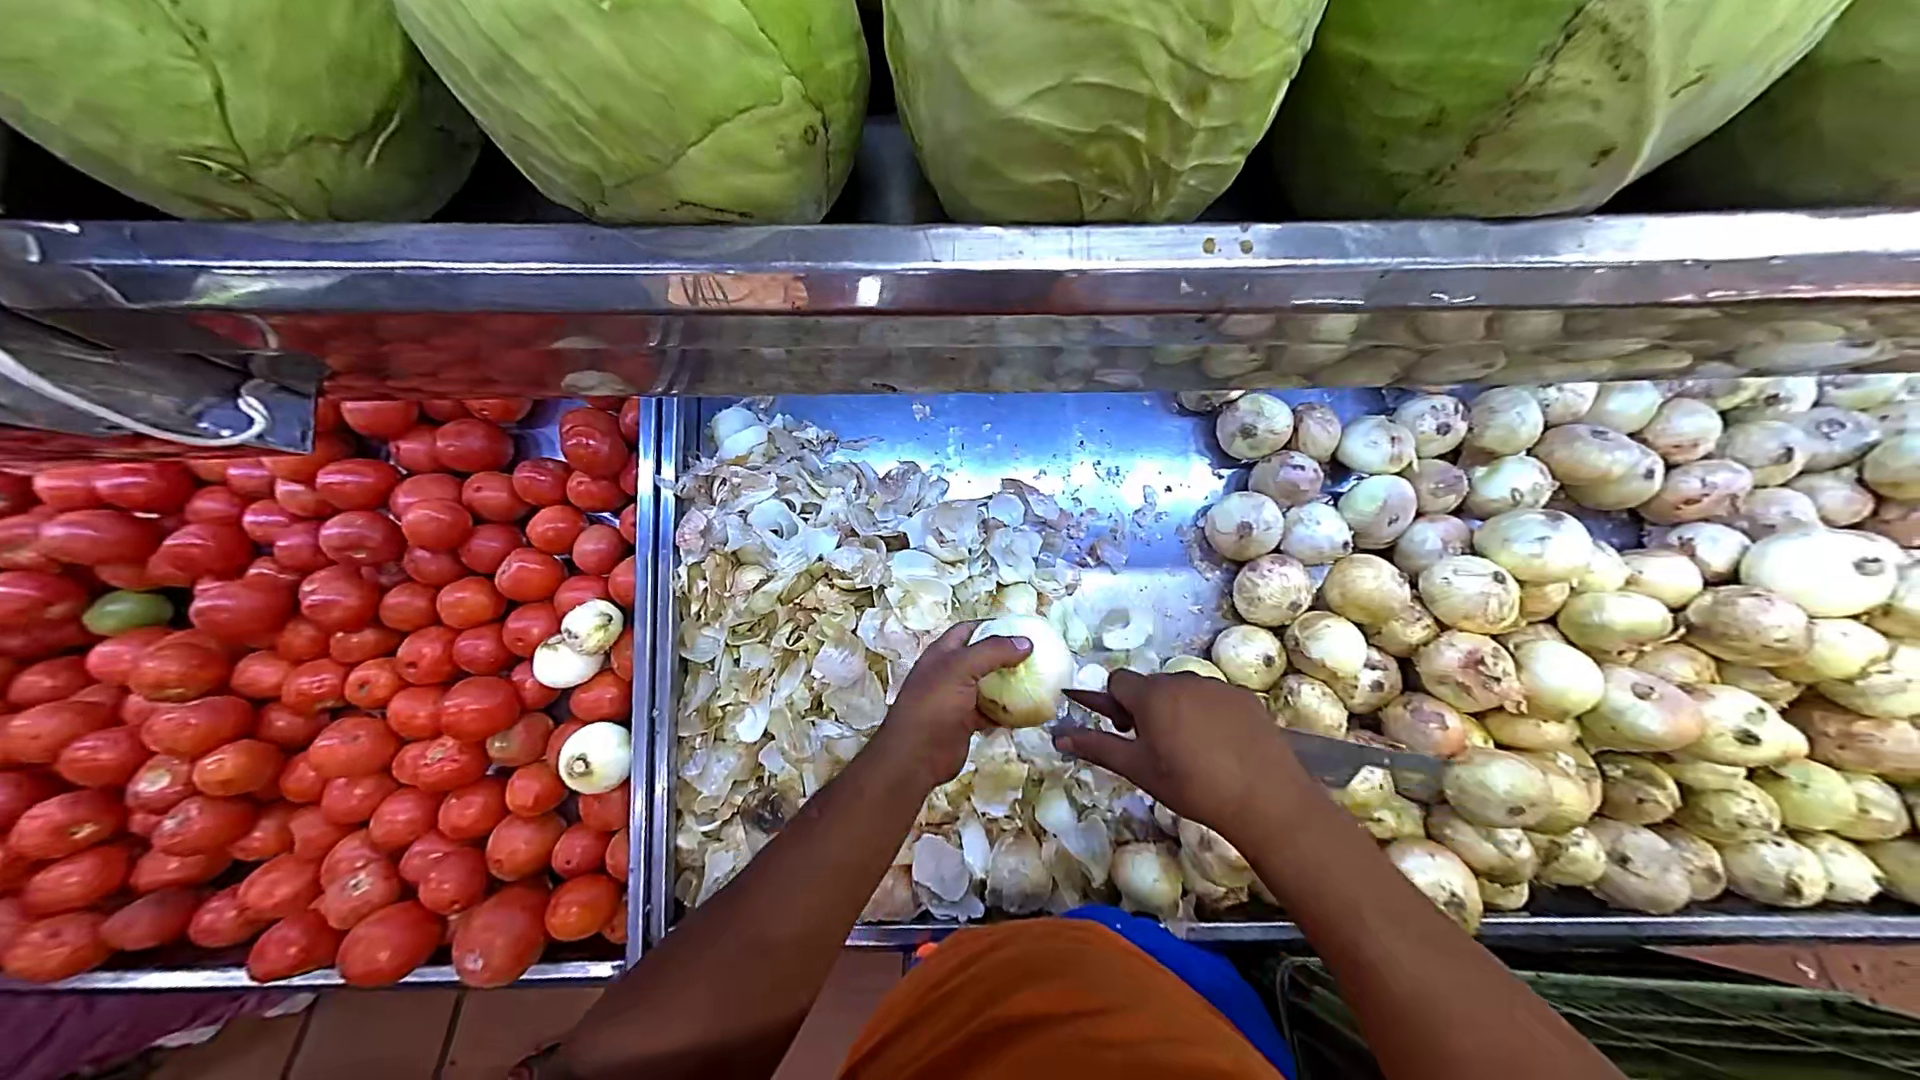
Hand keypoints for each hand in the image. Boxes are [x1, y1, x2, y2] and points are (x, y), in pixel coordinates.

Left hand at [867, 622, 1031, 793]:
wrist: (915, 756)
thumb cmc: (934, 704)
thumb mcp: (961, 668)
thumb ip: (992, 652)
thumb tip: (1026, 642)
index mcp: (942, 653)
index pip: (968, 630)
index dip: (992, 626)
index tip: (1020, 629)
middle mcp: (949, 673)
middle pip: (981, 658)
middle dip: (1005, 655)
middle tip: (1035, 656)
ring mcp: (957, 699)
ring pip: (988, 686)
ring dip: (1009, 684)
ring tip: (1038, 680)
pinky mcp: (966, 722)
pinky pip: (992, 712)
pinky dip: (1008, 711)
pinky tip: (1029, 710)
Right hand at [1060, 670, 1305, 841]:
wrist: (1265, 798)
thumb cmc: (1191, 786)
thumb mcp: (1138, 769)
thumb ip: (1097, 746)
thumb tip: (1058, 736)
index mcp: (1150, 695)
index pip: (1118, 681)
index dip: (1116, 705)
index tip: (1127, 732)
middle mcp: (1180, 679)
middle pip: (1150, 686)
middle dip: (1146, 708)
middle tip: (1157, 747)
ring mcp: (1215, 685)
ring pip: (1181, 690)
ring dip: (1176, 710)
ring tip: (1192, 749)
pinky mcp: (1243, 696)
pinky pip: (1212, 697)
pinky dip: (1207, 714)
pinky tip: (1220, 747)